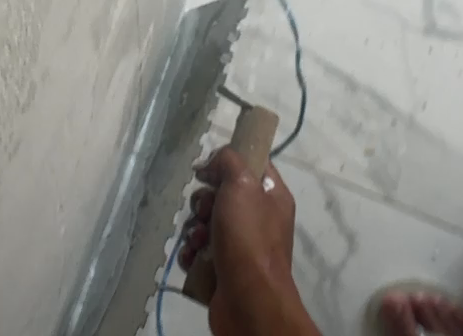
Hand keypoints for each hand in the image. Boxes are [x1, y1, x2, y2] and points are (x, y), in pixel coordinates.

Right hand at [178, 147, 316, 335]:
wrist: (249, 302)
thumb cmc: (249, 237)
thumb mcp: (242, 183)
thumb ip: (227, 160)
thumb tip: (210, 165)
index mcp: (271, 196)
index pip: (250, 165)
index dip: (227, 163)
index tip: (209, 171)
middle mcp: (258, 219)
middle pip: (220, 194)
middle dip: (204, 202)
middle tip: (206, 212)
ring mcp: (240, 246)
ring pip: (205, 222)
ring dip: (194, 229)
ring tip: (199, 241)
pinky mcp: (222, 268)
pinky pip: (199, 250)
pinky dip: (192, 252)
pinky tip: (193, 256)